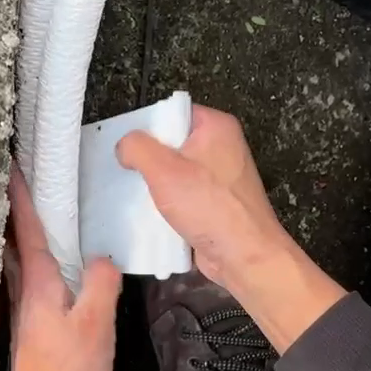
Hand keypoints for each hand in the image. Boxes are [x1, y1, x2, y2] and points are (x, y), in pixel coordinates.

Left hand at [0, 168, 120, 370]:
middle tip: (11, 175)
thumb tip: (101, 257)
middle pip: (14, 237)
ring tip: (23, 206)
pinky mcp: (32, 324)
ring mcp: (26, 307)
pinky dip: (28, 254)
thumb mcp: (94, 323)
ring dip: (17, 228)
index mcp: (38, 280)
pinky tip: (43, 260)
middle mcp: (26, 288)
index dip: (17, 192)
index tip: (7, 162)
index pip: (25, 226)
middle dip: (10, 205)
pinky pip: (28, 274)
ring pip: (18, 256)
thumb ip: (100, 283)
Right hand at [117, 105, 345, 351]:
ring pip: (177, 169)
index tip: (127, 145)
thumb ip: (137, 147)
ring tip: (135, 191)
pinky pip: (186, 192)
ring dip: (157, 181)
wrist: (245, 258)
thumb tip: (124, 146)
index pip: (172, 112)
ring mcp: (222, 175)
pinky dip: (170, 200)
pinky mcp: (219, 201)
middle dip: (149, 156)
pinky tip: (152, 212)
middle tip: (127, 170)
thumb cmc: (208, 206)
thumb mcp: (163, 169)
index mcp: (216, 126)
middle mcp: (223, 145)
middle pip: (173, 141)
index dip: (147, 126)